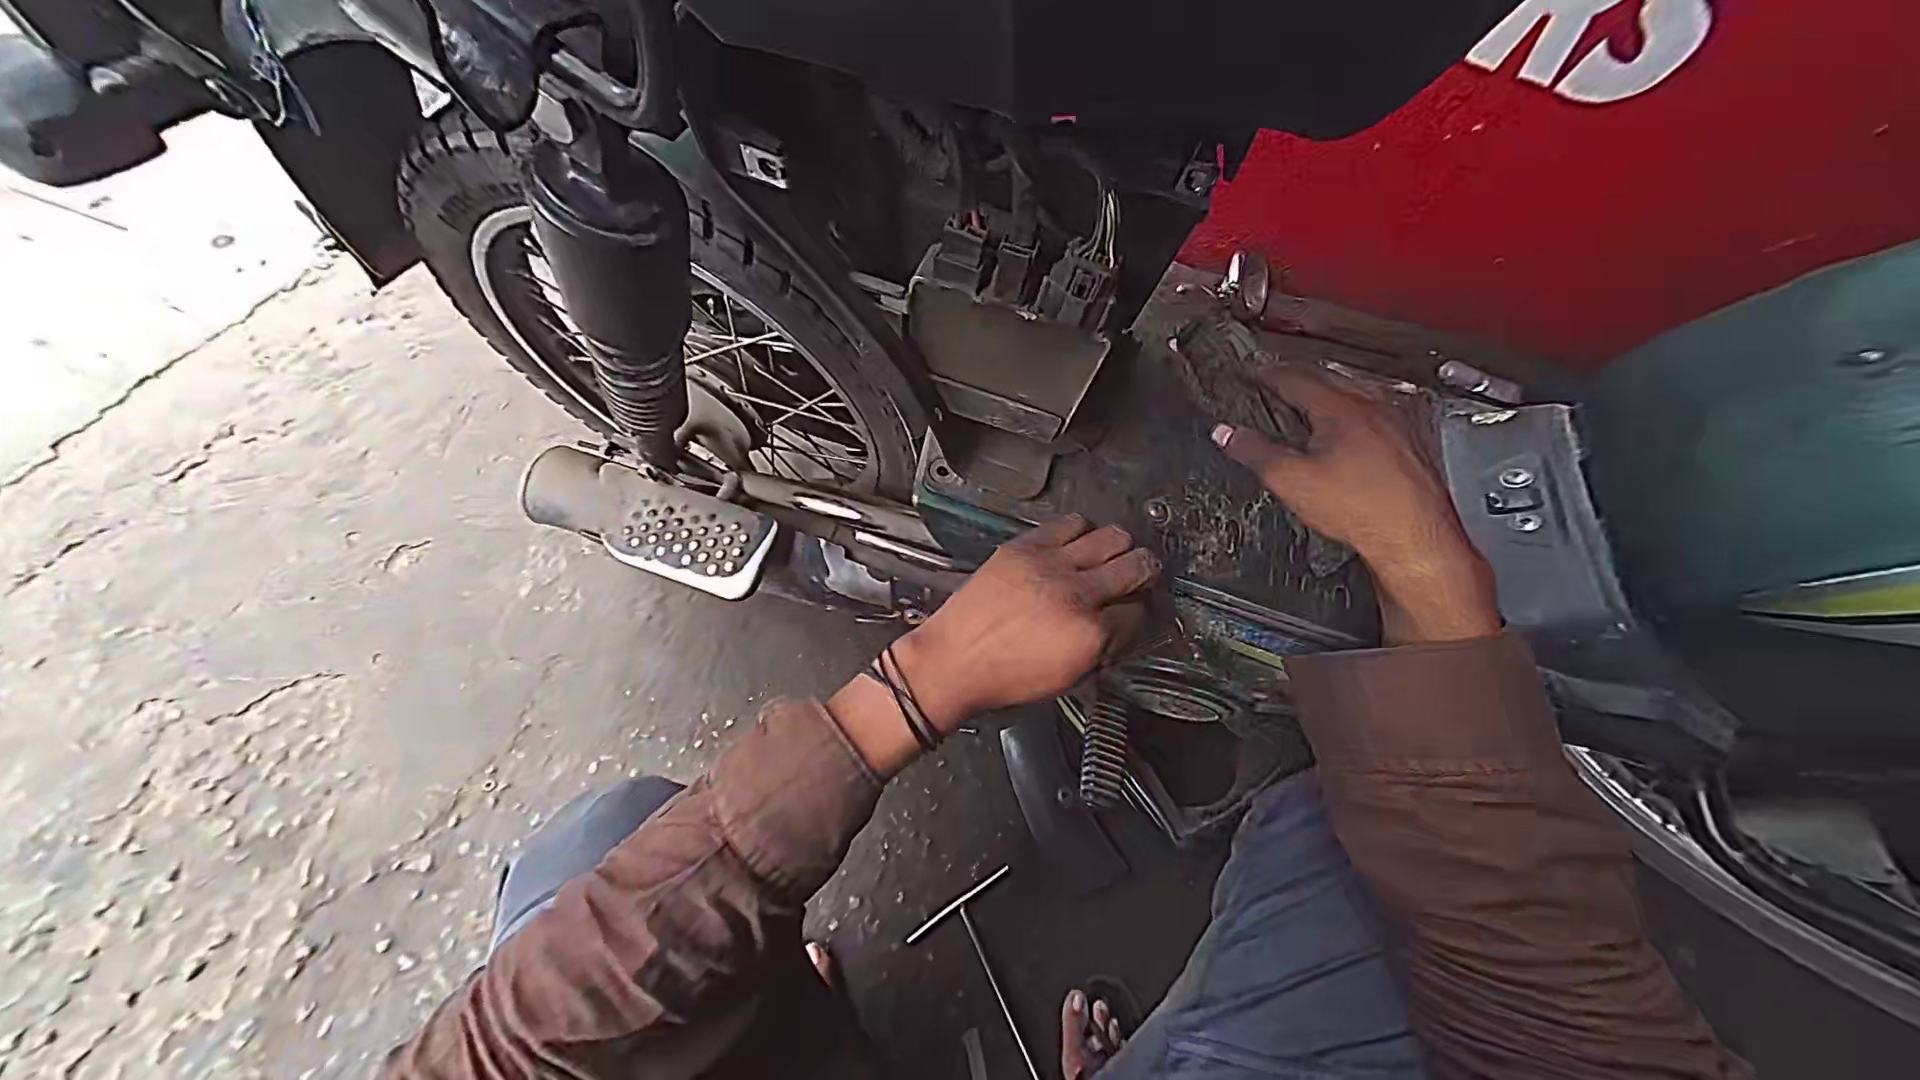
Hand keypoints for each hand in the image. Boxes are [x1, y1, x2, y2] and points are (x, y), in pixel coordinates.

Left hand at [826, 515, 1158, 774]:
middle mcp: (1076, 593)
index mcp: (1089, 635)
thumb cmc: (1003, 676)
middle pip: (1138, 565)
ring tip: (1106, 560)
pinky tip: (1075, 546)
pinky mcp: (1024, 546)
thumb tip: (1124, 624)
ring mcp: (1050, 564)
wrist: (952, 660)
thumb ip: (1104, 646)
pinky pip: (1070, 522)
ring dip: (1116, 549)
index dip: (1140, 613)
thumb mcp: (1067, 677)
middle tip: (1136, 579)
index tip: (1134, 611)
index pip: (1139, 612)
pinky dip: (1080, 532)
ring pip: (1112, 535)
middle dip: (1144, 574)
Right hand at [1211, 363, 1500, 644]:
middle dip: (1299, 374)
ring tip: (1312, 393)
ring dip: (1330, 386)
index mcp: (1342, 409)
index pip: (1295, 378)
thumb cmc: (1363, 509)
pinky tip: (1355, 417)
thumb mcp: (1290, 480)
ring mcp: (1400, 419)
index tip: (1254, 373)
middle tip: (1277, 378)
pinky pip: (1381, 405)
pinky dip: (1358, 404)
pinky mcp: (1415, 437)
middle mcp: (1375, 406)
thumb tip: (1227, 434)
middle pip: (1329, 376)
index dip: (1268, 374)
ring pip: (1358, 388)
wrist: (1413, 535)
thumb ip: (1254, 452)